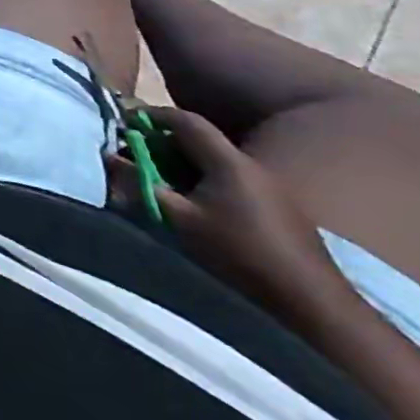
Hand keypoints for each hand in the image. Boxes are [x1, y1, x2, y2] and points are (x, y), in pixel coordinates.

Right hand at [111, 106, 347, 317]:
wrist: (310, 302)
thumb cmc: (237, 254)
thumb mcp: (178, 219)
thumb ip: (141, 184)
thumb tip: (110, 157)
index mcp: (228, 160)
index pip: (185, 121)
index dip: (153, 116)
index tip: (127, 124)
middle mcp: (251, 166)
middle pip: (202, 141)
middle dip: (166, 143)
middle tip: (137, 157)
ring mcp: (270, 188)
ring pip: (217, 163)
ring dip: (185, 166)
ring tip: (161, 185)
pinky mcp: (279, 211)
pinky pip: (232, 183)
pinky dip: (205, 183)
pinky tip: (196, 209)